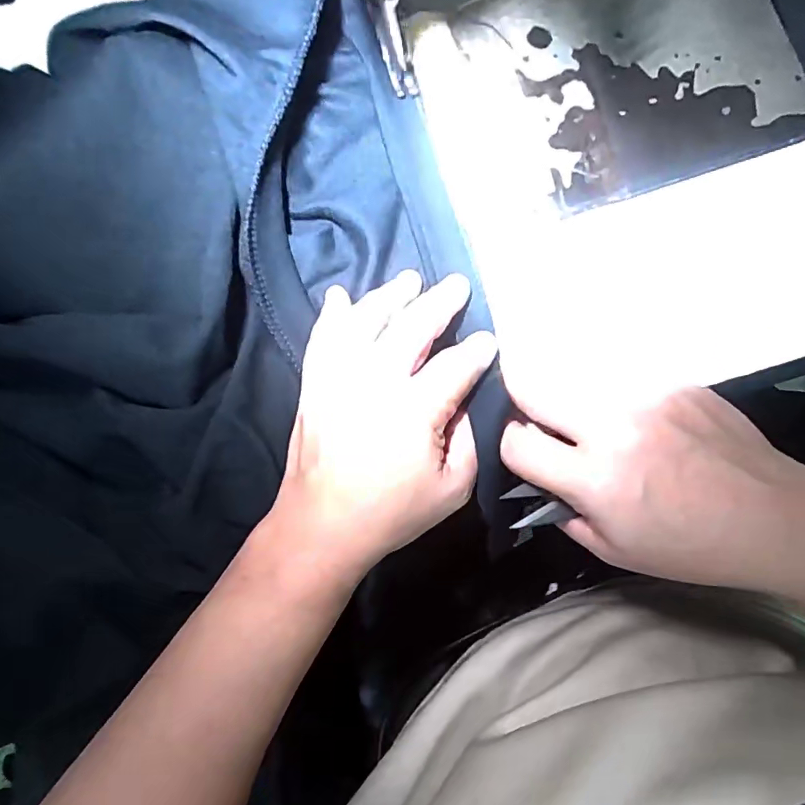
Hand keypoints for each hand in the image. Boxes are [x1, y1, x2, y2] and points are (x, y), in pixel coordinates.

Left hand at [270, 270, 496, 578]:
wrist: (323, 524)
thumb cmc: (393, 512)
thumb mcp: (453, 488)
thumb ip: (467, 441)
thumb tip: (461, 404)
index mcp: (415, 410)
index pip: (455, 365)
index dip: (477, 350)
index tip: (489, 340)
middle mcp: (375, 382)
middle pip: (411, 327)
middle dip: (439, 302)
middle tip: (458, 285)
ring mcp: (339, 379)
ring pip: (365, 322)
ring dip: (390, 296)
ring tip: (409, 280)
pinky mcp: (315, 385)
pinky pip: (324, 338)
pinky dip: (334, 315)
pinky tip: (343, 298)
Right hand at [499, 382, 804, 590]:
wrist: (772, 516)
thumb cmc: (692, 547)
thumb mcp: (617, 550)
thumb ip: (568, 514)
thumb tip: (545, 484)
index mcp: (596, 479)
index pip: (517, 442)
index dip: (511, 448)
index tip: (528, 454)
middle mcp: (614, 426)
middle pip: (533, 384)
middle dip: (522, 400)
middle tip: (537, 417)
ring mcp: (648, 395)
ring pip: (578, 373)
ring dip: (573, 396)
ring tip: (598, 423)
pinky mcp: (677, 381)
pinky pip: (625, 378)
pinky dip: (619, 397)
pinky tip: (645, 423)